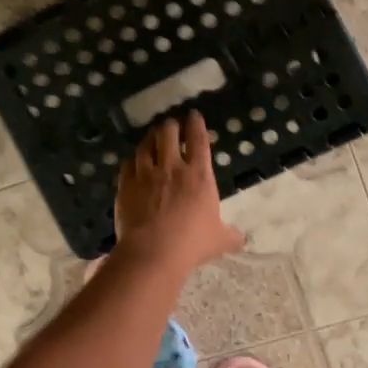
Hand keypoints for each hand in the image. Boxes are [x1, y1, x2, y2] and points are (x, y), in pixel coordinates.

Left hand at [113, 111, 244, 273]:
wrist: (152, 251)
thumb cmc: (191, 244)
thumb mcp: (219, 240)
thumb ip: (230, 235)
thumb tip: (241, 238)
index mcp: (199, 175)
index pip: (198, 140)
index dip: (196, 124)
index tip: (194, 115)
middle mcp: (171, 167)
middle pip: (168, 133)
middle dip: (171, 125)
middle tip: (172, 125)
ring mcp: (145, 174)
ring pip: (146, 144)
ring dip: (150, 137)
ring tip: (152, 135)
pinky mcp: (126, 184)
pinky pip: (128, 163)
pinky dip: (133, 159)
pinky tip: (134, 160)